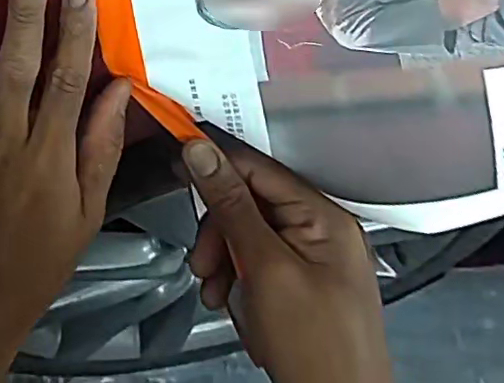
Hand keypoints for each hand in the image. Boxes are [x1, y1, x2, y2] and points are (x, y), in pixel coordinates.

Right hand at [183, 138, 391, 382]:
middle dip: (217, 228)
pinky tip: (228, 296)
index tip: (179, 156)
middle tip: (204, 257)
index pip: (256, 166)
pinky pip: (251, 256)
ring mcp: (311, 257)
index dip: (214, 162)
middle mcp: (321, 231)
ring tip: (214, 285)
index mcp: (324, 219)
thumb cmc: (319, 352)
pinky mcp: (298, 281)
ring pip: (243, 229)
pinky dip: (232, 273)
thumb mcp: (264, 267)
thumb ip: (230, 204)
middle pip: (246, 199)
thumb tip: (202, 151)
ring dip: (220, 255)